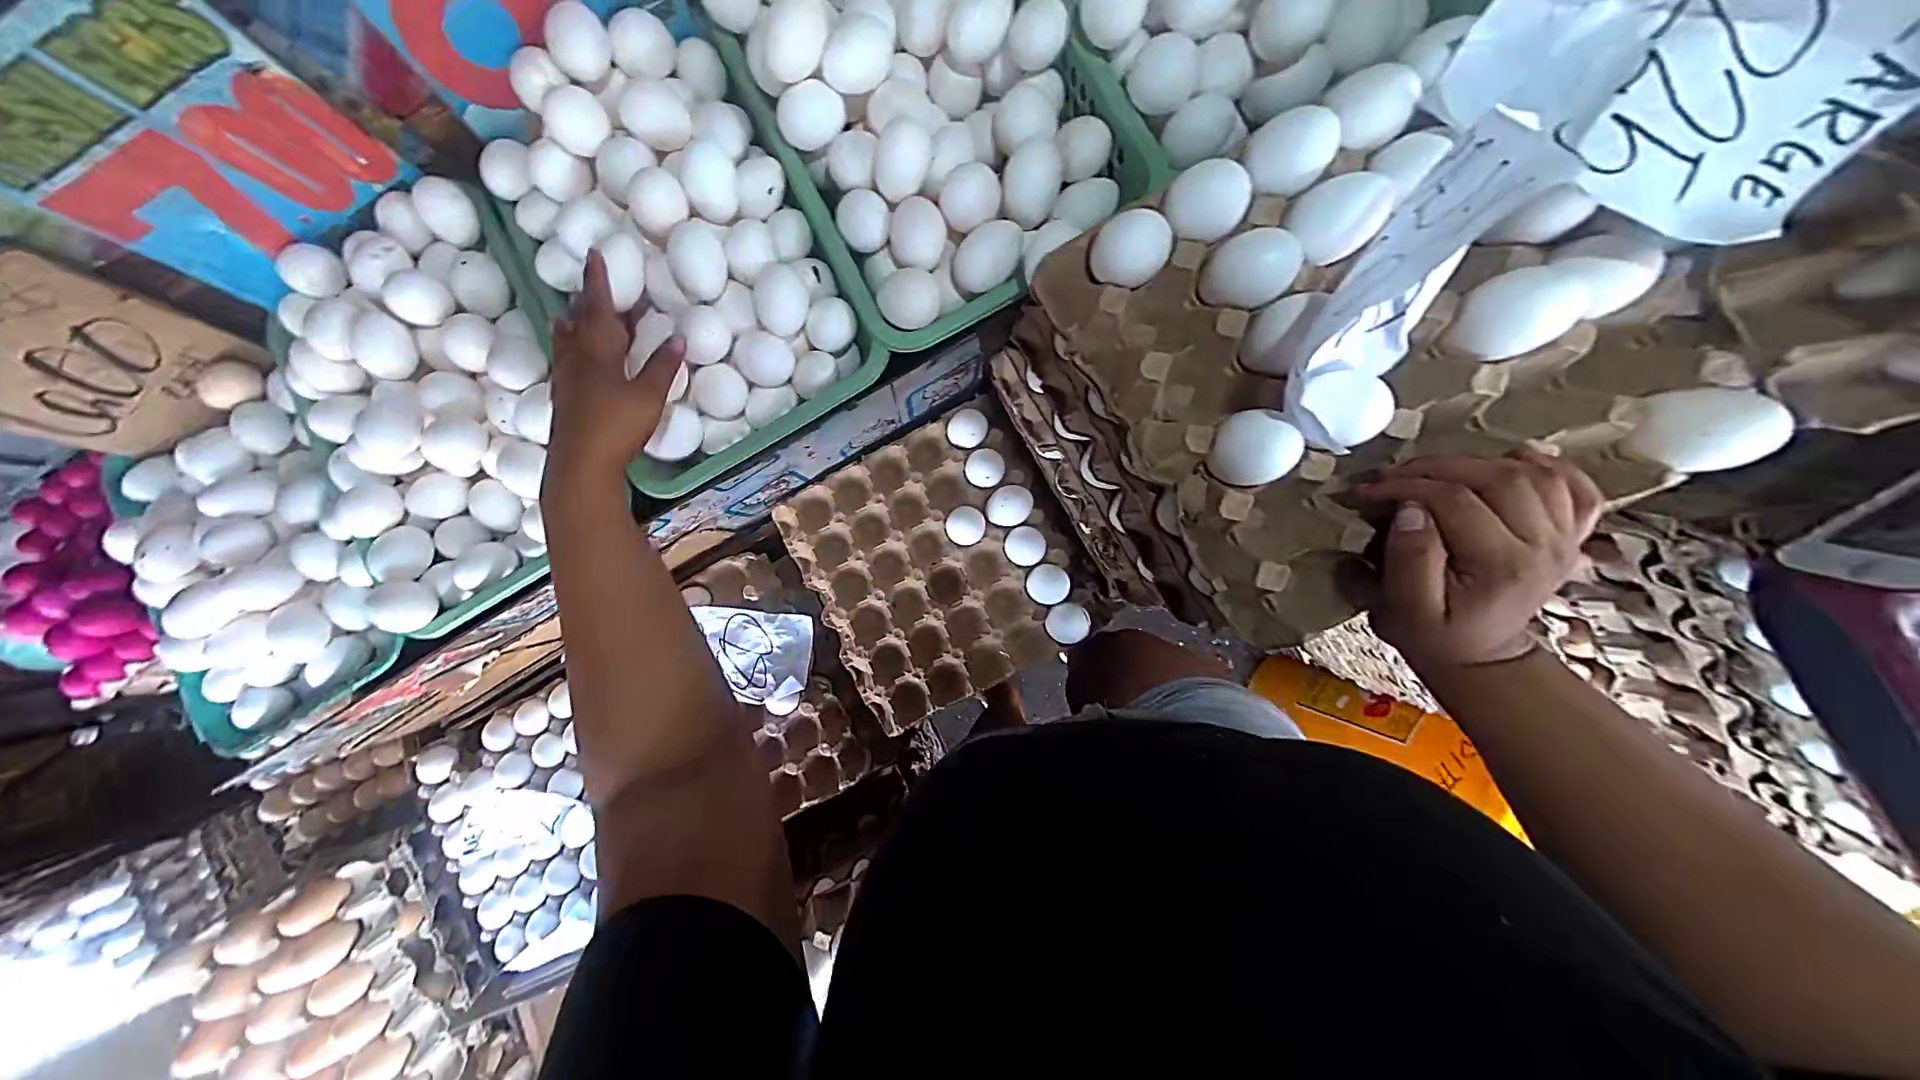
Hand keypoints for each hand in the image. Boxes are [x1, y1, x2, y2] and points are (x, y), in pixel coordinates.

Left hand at [546, 250, 683, 486]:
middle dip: (588, 302)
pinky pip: (568, 361)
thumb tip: (677, 338)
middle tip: (592, 286)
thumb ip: (662, 367)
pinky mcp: (566, 398)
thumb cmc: (616, 426)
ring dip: (573, 325)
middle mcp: (578, 359)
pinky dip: (572, 350)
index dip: (598, 282)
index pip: (599, 308)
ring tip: (571, 314)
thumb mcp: (648, 396)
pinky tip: (573, 359)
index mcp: (598, 352)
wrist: (581, 464)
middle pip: (581, 322)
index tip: (595, 254)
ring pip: (569, 342)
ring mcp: (568, 380)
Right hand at [1353, 449, 1602, 670]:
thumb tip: (1409, 509)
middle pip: (1498, 478)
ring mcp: (1564, 539)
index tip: (1367, 490)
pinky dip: (1548, 466)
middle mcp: (1544, 547)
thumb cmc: (1434, 634)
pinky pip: (1575, 487)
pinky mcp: (1570, 534)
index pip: (1455, 501)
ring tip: (1434, 472)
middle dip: (1437, 467)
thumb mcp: (1405, 608)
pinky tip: (1514, 461)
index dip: (1406, 487)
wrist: (1480, 654)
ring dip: (1479, 462)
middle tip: (1393, 475)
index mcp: (1502, 566)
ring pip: (1533, 474)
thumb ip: (1408, 559)